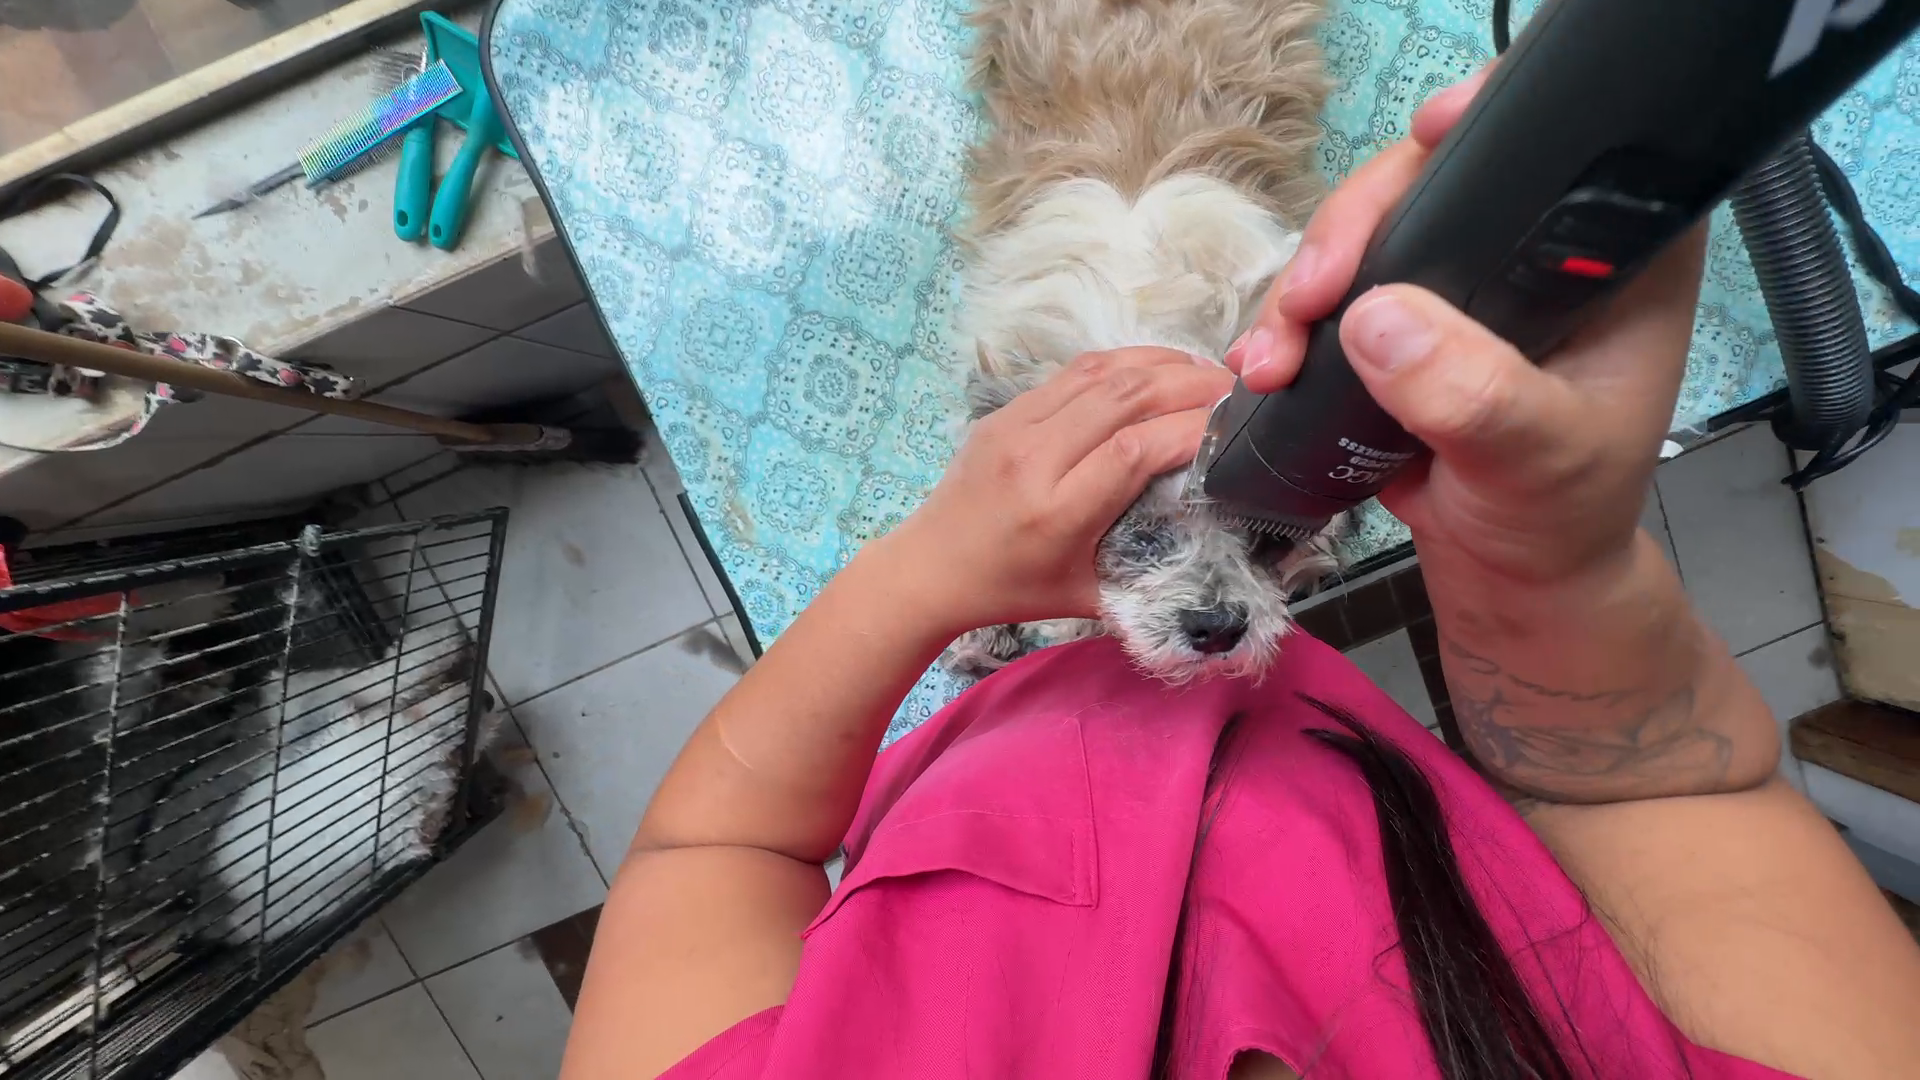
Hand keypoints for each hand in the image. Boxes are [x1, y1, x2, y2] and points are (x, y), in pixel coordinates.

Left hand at [879, 348, 1232, 633]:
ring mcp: (1013, 425)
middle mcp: (1033, 458)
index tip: (1235, 431)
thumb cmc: (1010, 589)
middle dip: (1190, 384)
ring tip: (1205, 372)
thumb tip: (1213, 549)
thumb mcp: (1085, 598)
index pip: (1134, 449)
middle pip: (1124, 397)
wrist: (929, 567)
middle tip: (1238, 390)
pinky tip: (1154, 370)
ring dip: (1161, 363)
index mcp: (1055, 511)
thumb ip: (1148, 576)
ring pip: (1100, 372)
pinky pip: (1072, 372)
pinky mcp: (1003, 411)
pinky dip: (1122, 364)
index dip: (1191, 431)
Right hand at [1225, 71, 1706, 583]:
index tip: (1420, 149)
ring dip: (1294, 298)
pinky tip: (1259, 365)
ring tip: (1263, 363)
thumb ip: (1472, 393)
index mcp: (1597, 256)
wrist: (1504, 562)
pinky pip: (1324, 307)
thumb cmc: (1552, 508)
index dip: (1481, 134)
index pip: (1546, 154)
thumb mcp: (1534, 455)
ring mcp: (1444, 294)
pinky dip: (1283, 331)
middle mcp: (1518, 256)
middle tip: (1301, 306)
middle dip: (1345, 240)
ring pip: (1354, 251)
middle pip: (1419, 193)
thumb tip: (1372, 318)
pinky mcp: (1388, 333)